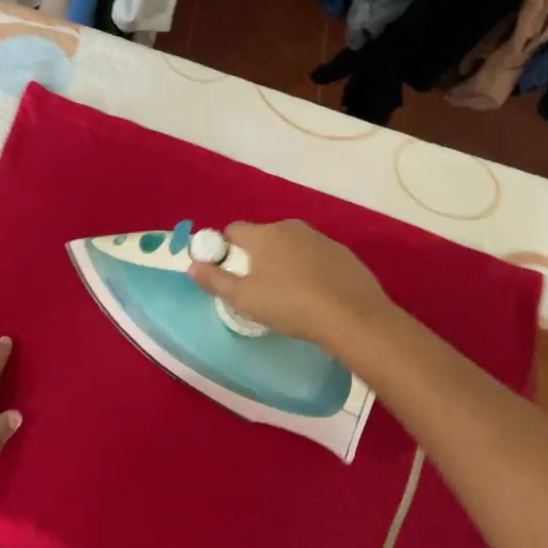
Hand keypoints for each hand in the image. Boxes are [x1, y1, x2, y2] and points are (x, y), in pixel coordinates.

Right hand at [188, 219, 394, 344]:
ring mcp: (321, 239)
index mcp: (264, 234)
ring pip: (292, 247)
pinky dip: (311, 271)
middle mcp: (291, 227)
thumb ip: (214, 280)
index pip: (233, 231)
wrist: (355, 319)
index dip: (226, 250)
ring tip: (290, 295)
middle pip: (263, 237)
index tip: (230, 274)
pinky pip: (317, 258)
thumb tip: (192, 265)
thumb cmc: (291, 306)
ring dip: (285, 263)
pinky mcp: (344, 255)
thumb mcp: (244, 299)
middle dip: (256, 257)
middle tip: (258, 289)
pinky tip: (316, 296)